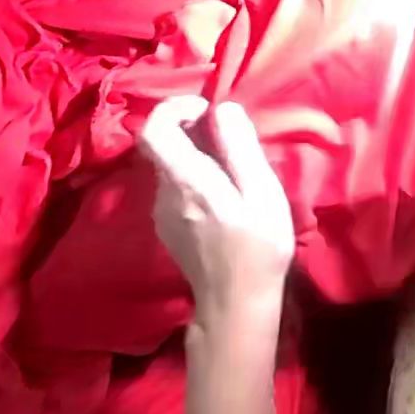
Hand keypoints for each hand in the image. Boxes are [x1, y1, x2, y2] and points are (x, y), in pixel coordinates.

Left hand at [138, 97, 295, 326]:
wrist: (236, 306)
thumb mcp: (261, 192)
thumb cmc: (258, 246)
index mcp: (186, 181)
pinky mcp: (168, 225)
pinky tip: (224, 190)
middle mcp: (164, 193)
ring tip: (235, 165)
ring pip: (170, 163)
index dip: (174, 107)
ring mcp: (162, 212)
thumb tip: (221, 108)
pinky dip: (195, 171)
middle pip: (161, 144)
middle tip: (232, 136)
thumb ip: (239, 148)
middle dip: (192, 127)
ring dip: (196, 150)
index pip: (153, 129)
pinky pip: (175, 182)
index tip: (207, 109)